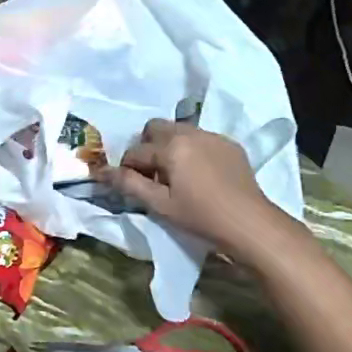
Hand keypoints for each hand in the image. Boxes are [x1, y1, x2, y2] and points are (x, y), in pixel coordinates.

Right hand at [100, 119, 303, 261]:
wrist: (250, 223)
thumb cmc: (200, 216)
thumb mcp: (159, 204)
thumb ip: (129, 184)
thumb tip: (101, 172)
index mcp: (171, 146)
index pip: (135, 151)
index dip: (127, 169)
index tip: (131, 185)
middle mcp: (190, 132)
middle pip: (155, 128)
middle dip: (146, 146)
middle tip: (151, 174)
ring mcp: (212, 136)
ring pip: (178, 130)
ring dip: (168, 146)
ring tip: (174, 174)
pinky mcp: (229, 144)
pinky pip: (200, 138)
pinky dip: (190, 149)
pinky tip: (197, 174)